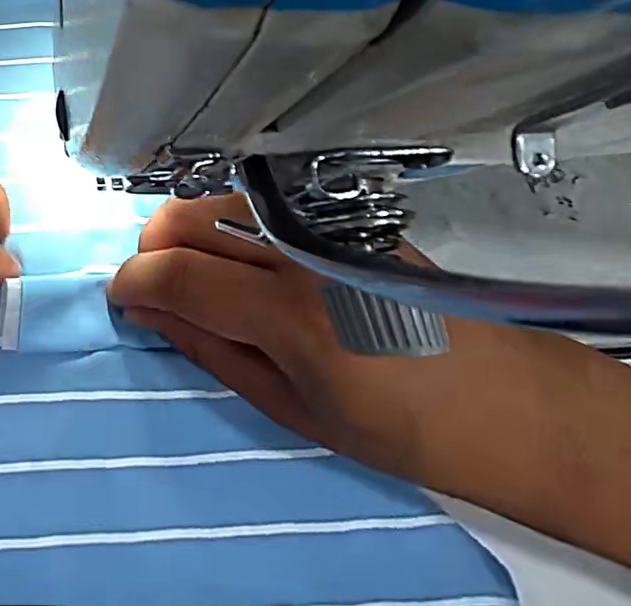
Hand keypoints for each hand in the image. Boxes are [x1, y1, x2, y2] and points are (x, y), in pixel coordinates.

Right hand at [108, 193, 592, 481]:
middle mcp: (302, 252)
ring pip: (215, 200)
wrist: (510, 399)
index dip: (133, 282)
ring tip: (197, 276)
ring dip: (185, 232)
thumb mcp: (292, 409)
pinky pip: (254, 204)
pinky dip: (223, 224)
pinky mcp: (338, 213)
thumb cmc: (401, 430)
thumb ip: (209, 349)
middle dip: (151, 249)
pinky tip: (239, 260)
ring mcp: (322, 224)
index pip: (179, 273)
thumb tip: (148, 311)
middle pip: (187, 217)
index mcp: (292, 316)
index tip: (120, 298)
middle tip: (157, 290)